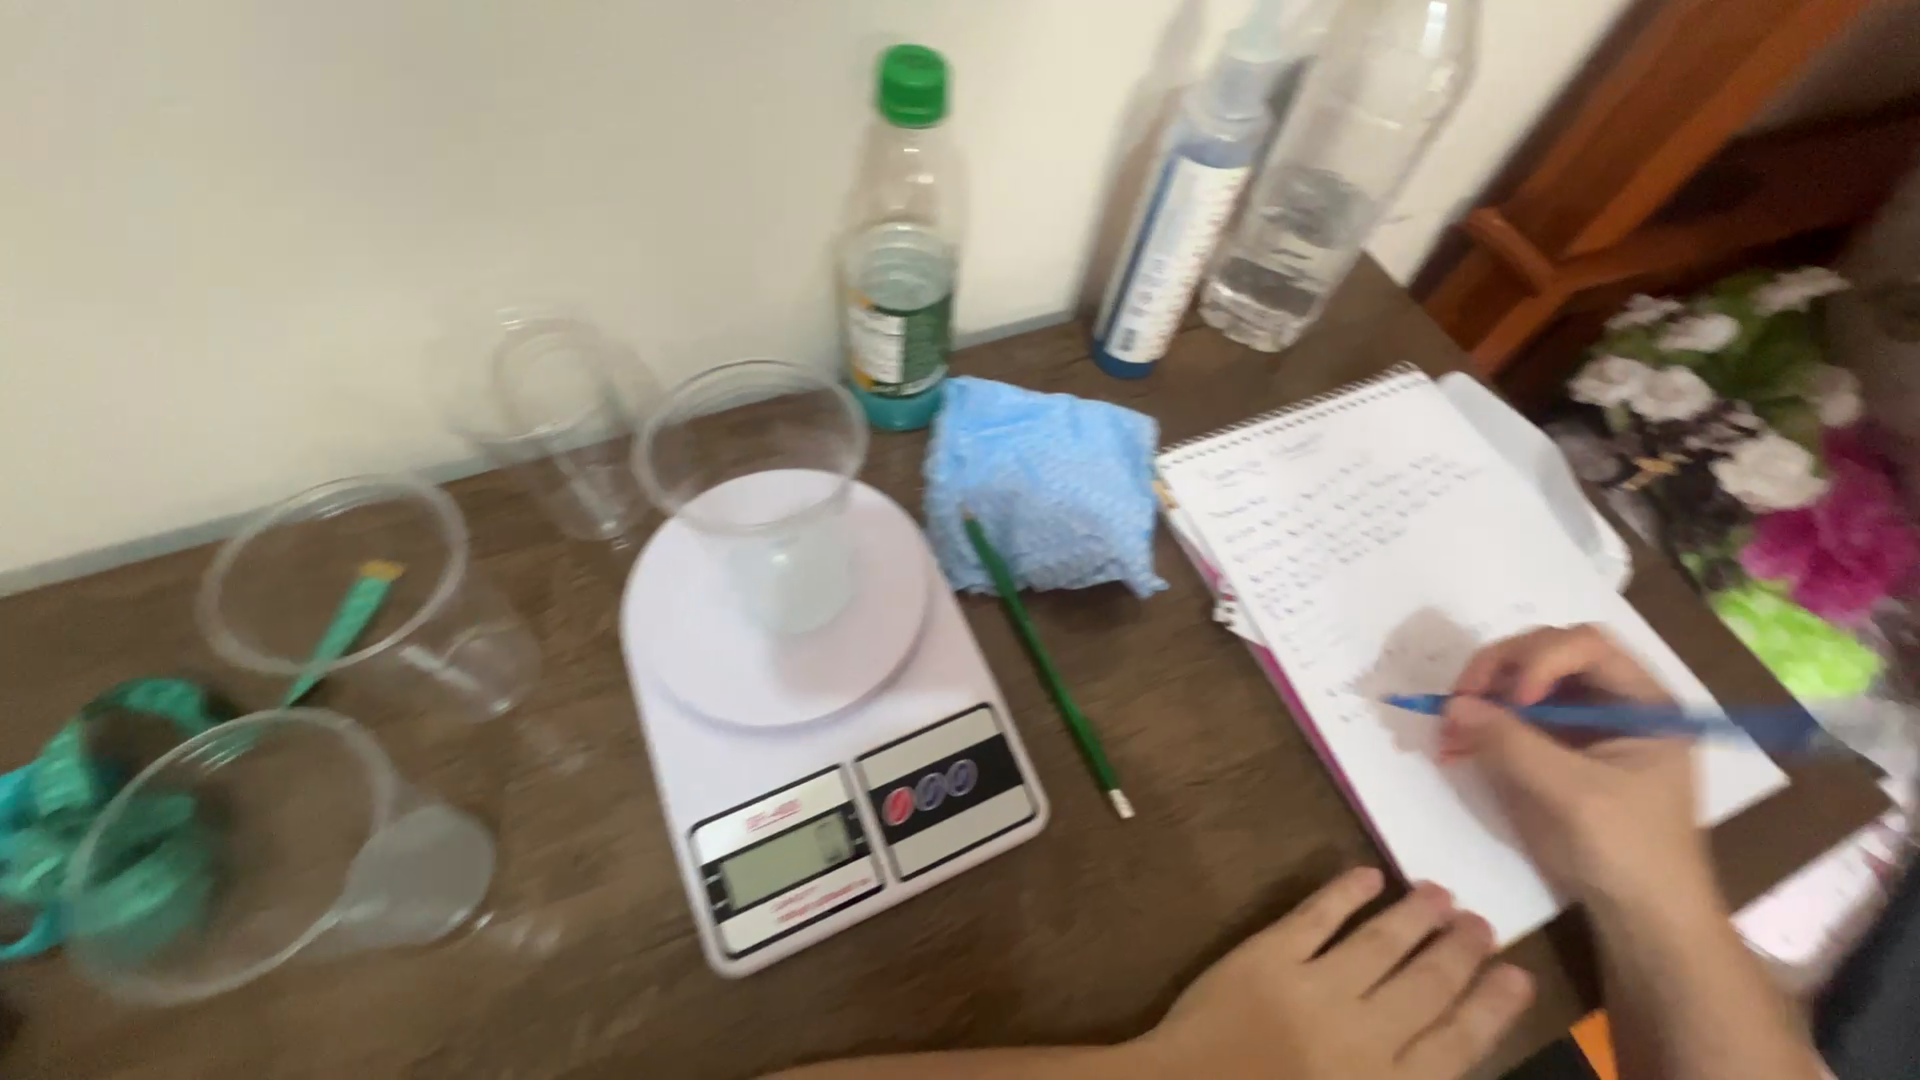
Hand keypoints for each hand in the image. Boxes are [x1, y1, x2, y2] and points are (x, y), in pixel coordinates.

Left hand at [1134, 868, 1531, 1078]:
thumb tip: (1441, 1056)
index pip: (1459, 1042)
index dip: (1491, 1005)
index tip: (1519, 974)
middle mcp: (1365, 1036)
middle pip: (1427, 984)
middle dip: (1460, 952)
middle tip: (1484, 921)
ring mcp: (1315, 990)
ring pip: (1381, 943)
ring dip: (1415, 916)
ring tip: (1440, 893)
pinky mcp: (1267, 957)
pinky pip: (1317, 917)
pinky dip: (1344, 893)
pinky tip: (1368, 876)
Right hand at [1438, 624, 1716, 909]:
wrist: (1638, 913)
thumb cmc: (1628, 850)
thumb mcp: (1575, 795)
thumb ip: (1513, 744)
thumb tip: (1452, 705)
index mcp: (1642, 703)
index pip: (1585, 645)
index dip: (1541, 659)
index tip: (1516, 700)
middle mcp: (1607, 700)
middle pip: (1541, 652)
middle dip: (1496, 672)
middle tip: (1461, 702)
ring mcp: (1573, 721)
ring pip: (1512, 679)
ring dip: (1476, 696)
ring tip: (1448, 730)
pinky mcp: (1543, 744)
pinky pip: (1499, 713)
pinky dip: (1471, 722)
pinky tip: (1452, 746)